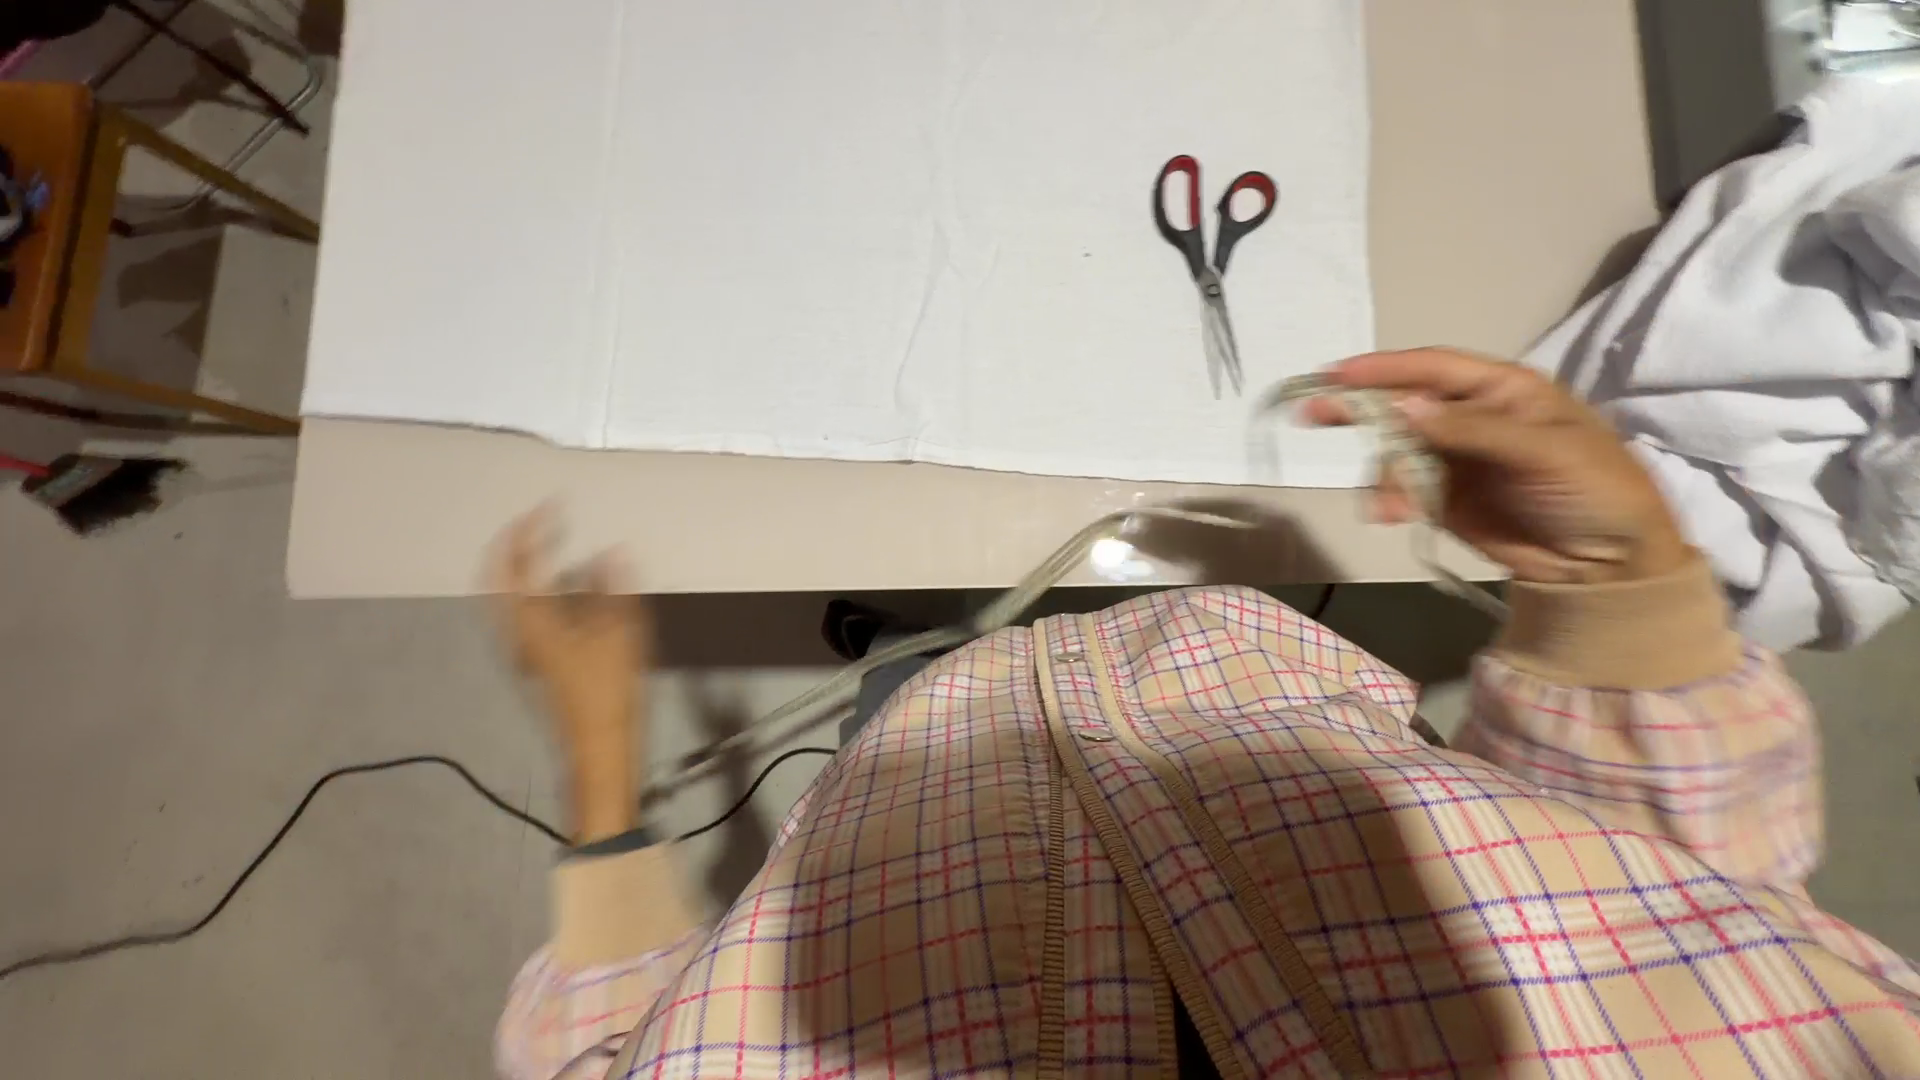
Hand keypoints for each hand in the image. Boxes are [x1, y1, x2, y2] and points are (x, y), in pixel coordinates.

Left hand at [488, 507, 649, 842]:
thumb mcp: (619, 634)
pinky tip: (573, 589)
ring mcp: (524, 649)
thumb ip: (612, 589)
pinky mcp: (538, 660)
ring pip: (510, 596)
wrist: (598, 748)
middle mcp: (516, 632)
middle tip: (540, 520)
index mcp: (530, 621)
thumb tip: (611, 552)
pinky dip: (542, 589)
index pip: (518, 561)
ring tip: (555, 546)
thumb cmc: (607, 691)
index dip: (532, 528)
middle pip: (498, 577)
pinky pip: (528, 612)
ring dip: (526, 566)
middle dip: (516, 544)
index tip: (553, 504)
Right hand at [1303, 348, 1690, 584]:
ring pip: (1393, 453)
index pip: (1433, 369)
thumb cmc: (1594, 491)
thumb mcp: (1545, 452)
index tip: (1337, 375)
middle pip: (1401, 405)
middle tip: (1311, 413)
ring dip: (1381, 476)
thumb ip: (1472, 429)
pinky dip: (1387, 500)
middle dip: (1357, 410)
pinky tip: (1389, 515)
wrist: (1607, 565)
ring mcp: (1451, 458)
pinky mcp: (1439, 497)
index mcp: (1502, 392)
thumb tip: (1402, 408)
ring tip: (1385, 507)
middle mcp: (1469, 418)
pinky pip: (1398, 489)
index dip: (1385, 369)